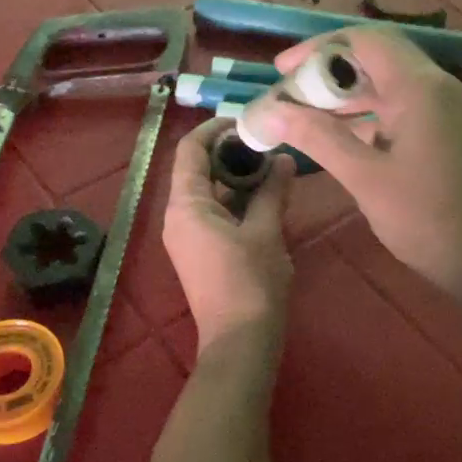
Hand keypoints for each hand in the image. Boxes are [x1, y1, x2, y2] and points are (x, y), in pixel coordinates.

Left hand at [162, 117, 295, 345]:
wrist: (240, 341)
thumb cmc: (251, 282)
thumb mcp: (266, 231)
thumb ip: (272, 191)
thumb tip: (284, 159)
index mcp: (186, 206)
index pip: (190, 150)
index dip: (215, 129)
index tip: (247, 120)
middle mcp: (177, 217)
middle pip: (198, 170)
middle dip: (231, 154)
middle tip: (268, 144)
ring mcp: (186, 237)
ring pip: (208, 194)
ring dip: (237, 178)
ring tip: (273, 167)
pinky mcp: (199, 253)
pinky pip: (213, 214)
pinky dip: (235, 201)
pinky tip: (266, 199)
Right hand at [266, 27, 461, 305]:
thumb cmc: (426, 219)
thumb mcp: (365, 177)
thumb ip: (317, 137)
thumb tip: (266, 111)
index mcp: (419, 87)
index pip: (363, 41)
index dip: (317, 50)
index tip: (280, 73)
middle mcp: (434, 87)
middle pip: (374, 56)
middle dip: (326, 71)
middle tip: (286, 96)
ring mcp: (441, 109)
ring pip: (384, 83)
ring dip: (342, 94)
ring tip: (299, 116)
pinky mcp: (441, 132)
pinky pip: (396, 106)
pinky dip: (362, 113)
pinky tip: (333, 135)